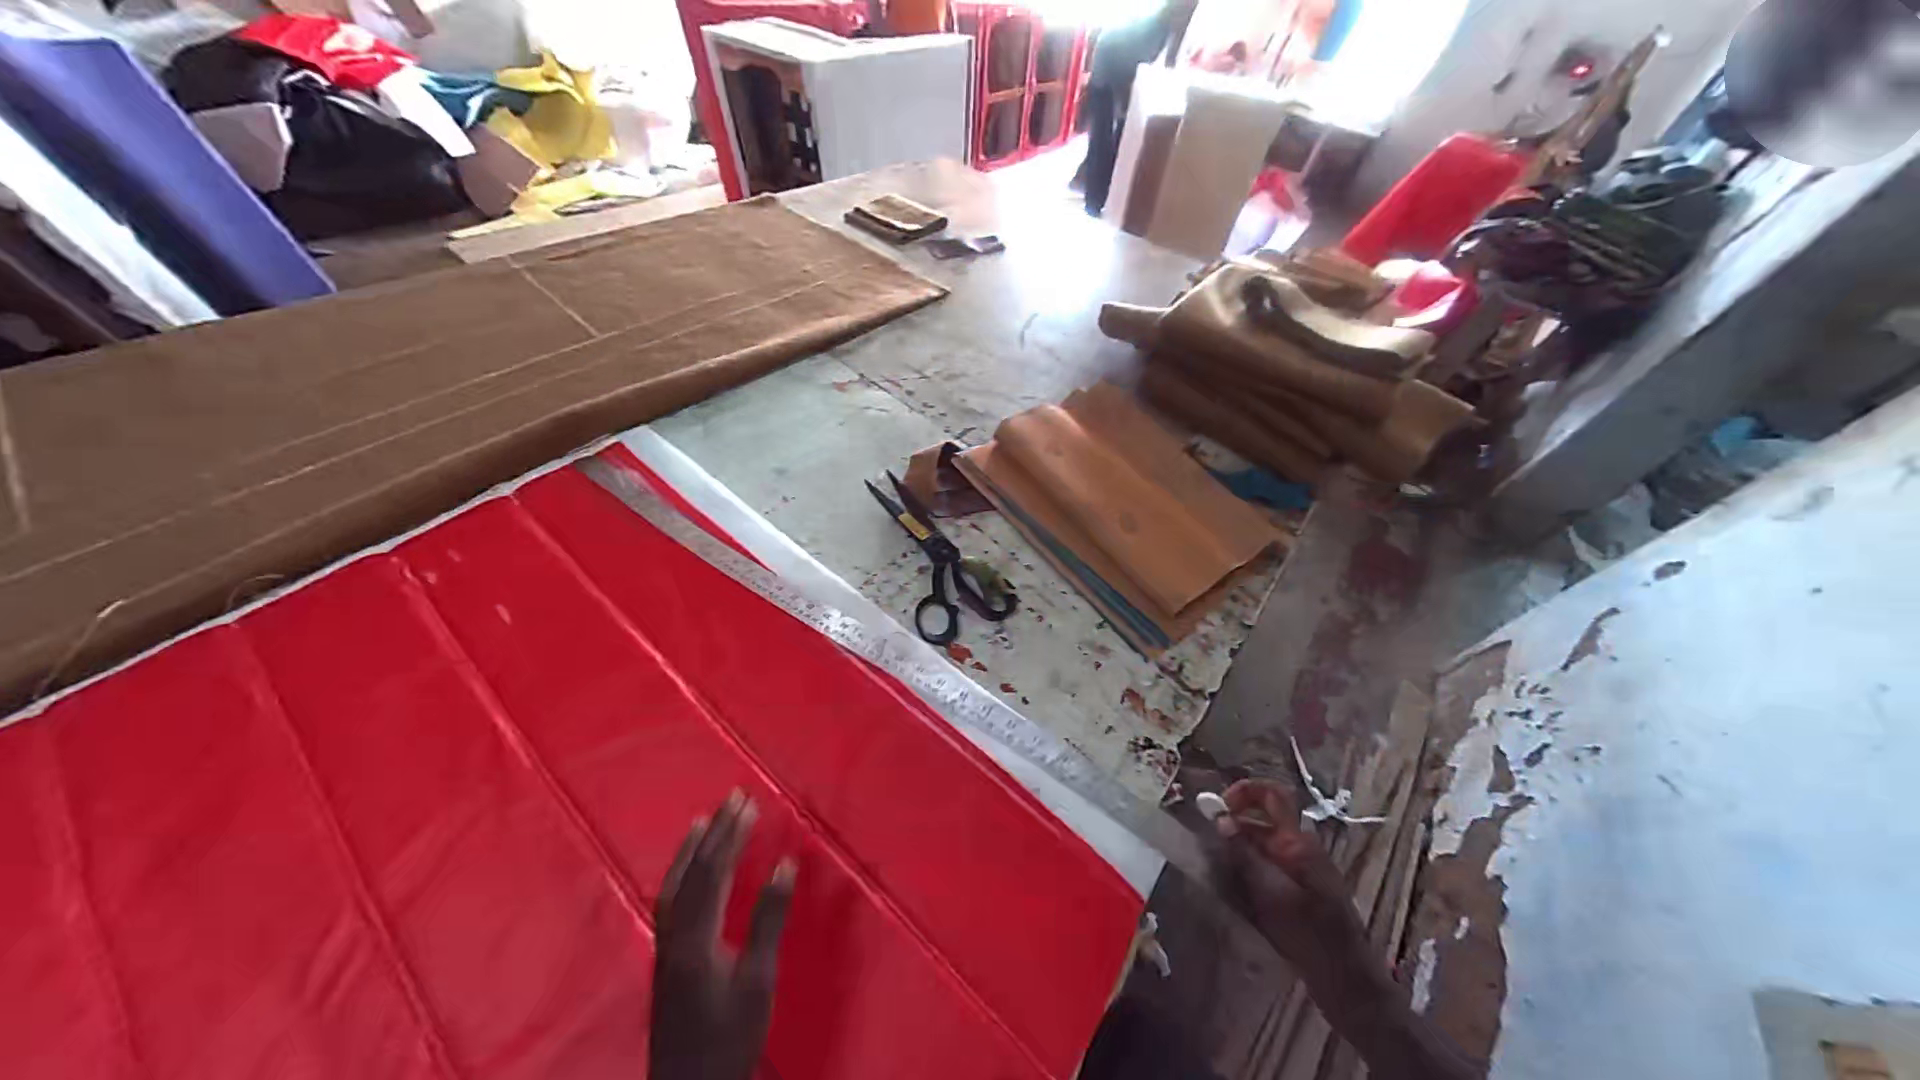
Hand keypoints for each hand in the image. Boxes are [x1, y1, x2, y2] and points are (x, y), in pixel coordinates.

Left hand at [650, 792, 795, 1079]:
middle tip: (733, 796)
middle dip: (715, 830)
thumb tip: (785, 864)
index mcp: (697, 935)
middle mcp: (674, 934)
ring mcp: (665, 947)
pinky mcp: (665, 960)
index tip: (750, 802)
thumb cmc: (730, 1036)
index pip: (715, 870)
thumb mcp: (758, 979)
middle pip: (694, 871)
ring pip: (673, 884)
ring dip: (692, 848)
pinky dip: (680, 873)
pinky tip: (688, 871)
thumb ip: (768, 919)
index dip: (733, 834)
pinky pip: (668, 900)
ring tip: (704, 820)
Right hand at [1213, 780, 1485, 1078]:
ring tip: (1217, 871)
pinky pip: (1266, 867)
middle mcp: (1300, 849)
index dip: (1245, 791)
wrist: (1349, 986)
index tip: (1219, 807)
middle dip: (1233, 826)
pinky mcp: (1297, 891)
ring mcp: (1300, 870)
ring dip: (1237, 851)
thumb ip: (1244, 854)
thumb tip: (1220, 817)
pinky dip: (1247, 870)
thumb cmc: (1311, 936)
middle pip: (1262, 820)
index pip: (1274, 795)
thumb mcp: (1271, 893)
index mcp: (1298, 842)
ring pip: (1261, 845)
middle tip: (1208, 844)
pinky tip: (1235, 891)